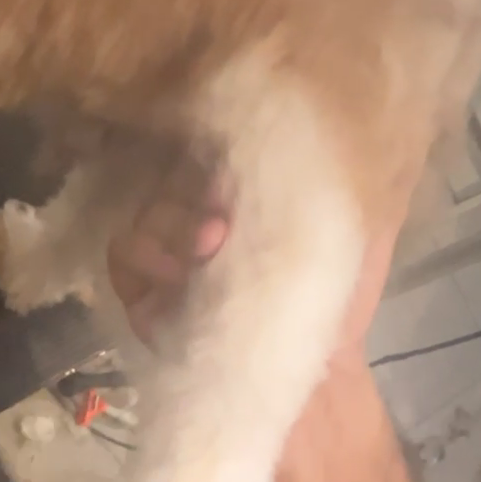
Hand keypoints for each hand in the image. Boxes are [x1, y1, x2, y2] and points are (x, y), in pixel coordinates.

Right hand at [106, 161, 411, 358]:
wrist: (306, 383)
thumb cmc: (337, 302)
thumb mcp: (360, 220)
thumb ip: (344, 163)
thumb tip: (329, 98)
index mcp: (249, 194)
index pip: (212, 148)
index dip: (216, 150)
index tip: (237, 175)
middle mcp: (202, 218)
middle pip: (169, 175)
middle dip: (191, 195)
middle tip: (220, 229)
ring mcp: (168, 258)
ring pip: (142, 211)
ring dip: (168, 227)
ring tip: (204, 254)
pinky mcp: (141, 296)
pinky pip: (120, 256)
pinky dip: (141, 259)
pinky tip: (173, 276)